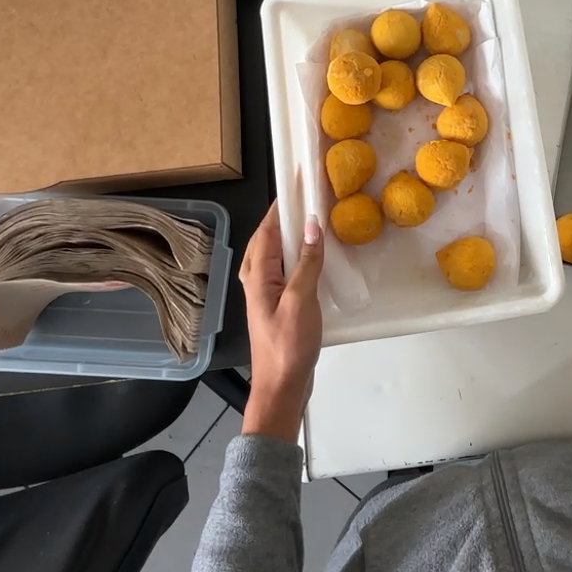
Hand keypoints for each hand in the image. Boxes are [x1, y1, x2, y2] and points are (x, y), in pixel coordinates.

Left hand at [239, 203, 324, 441]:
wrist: (282, 388)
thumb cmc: (288, 345)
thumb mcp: (300, 300)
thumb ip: (307, 262)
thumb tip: (311, 224)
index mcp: (257, 275)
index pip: (266, 229)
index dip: (281, 205)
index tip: (297, 184)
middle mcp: (256, 280)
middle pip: (268, 239)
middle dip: (285, 216)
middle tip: (310, 198)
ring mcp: (266, 293)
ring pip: (276, 254)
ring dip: (291, 235)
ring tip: (314, 221)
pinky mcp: (277, 304)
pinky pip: (285, 269)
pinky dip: (297, 255)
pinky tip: (315, 257)